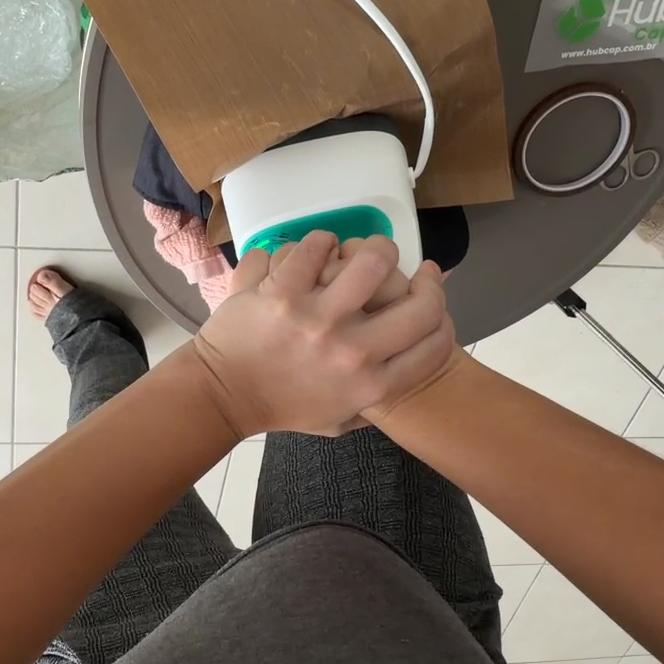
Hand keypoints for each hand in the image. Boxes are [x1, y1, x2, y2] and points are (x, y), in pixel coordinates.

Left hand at [184, 231, 455, 438]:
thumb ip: (374, 403)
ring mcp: (317, 318)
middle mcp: (353, 352)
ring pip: (373, 261)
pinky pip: (317, 247)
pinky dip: (321, 241)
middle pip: (421, 303)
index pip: (436, 343)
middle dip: (424, 280)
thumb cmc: (280, 408)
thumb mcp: (338, 421)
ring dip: (375, 248)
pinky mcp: (282, 291)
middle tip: (407, 268)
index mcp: (371, 385)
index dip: (441, 312)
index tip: (429, 294)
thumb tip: (403, 371)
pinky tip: (319, 248)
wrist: (222, 393)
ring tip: (364, 249)